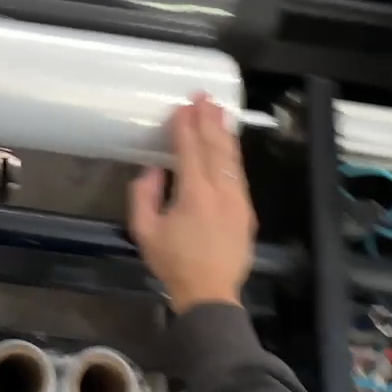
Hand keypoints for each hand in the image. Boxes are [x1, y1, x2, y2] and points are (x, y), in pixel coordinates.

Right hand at [127, 93, 257, 311]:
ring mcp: (238, 201)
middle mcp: (221, 192)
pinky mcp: (246, 211)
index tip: (182, 106)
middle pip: (216, 148)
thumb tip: (154, 169)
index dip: (185, 126)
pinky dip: (232, 154)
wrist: (209, 294)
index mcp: (194, 194)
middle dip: (209, 120)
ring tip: (219, 111)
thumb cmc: (172, 263)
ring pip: (232, 159)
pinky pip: (238, 174)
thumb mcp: (144, 231)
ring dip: (224, 132)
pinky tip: (228, 145)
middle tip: (203, 97)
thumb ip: (144, 195)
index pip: (190, 150)